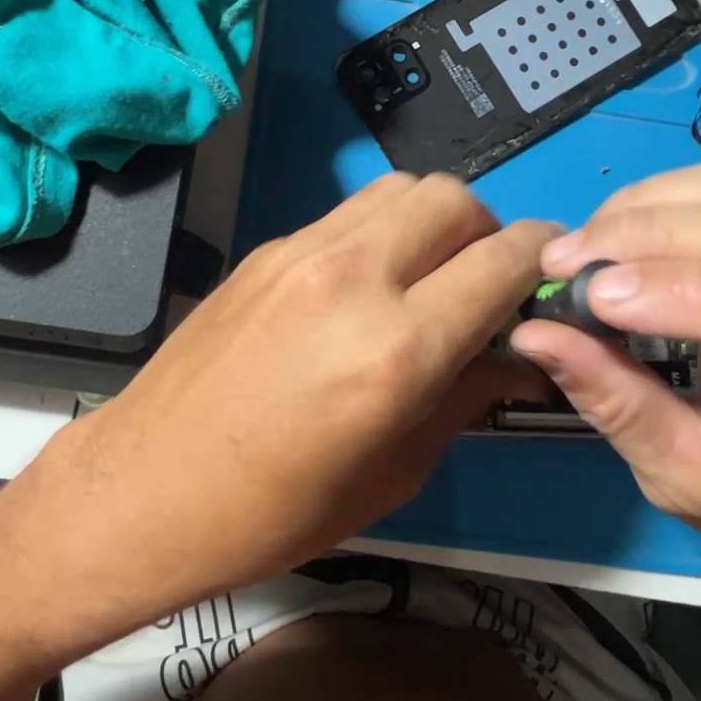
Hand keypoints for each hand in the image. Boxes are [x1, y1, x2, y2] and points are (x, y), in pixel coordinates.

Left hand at [0, 173, 557, 661]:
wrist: (148, 488)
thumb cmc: (274, 511)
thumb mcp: (393, 471)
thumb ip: (464, 398)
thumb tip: (513, 358)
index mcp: (396, 348)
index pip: (503, 260)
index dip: (544, 262)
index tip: (553, 280)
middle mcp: (353, 277)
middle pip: (453, 198)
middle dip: (487, 232)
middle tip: (483, 286)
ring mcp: (301, 252)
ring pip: (399, 189)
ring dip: (433, 222)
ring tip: (426, 278)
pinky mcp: (265, 249)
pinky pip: (348, 215)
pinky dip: (379, 233)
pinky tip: (364, 288)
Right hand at [507, 157, 700, 566]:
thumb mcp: (689, 482)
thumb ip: (621, 408)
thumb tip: (537, 335)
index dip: (698, 297)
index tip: (594, 298)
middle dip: (652, 238)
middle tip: (561, 266)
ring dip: (649, 210)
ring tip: (582, 250)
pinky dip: (663, 201)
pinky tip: (621, 236)